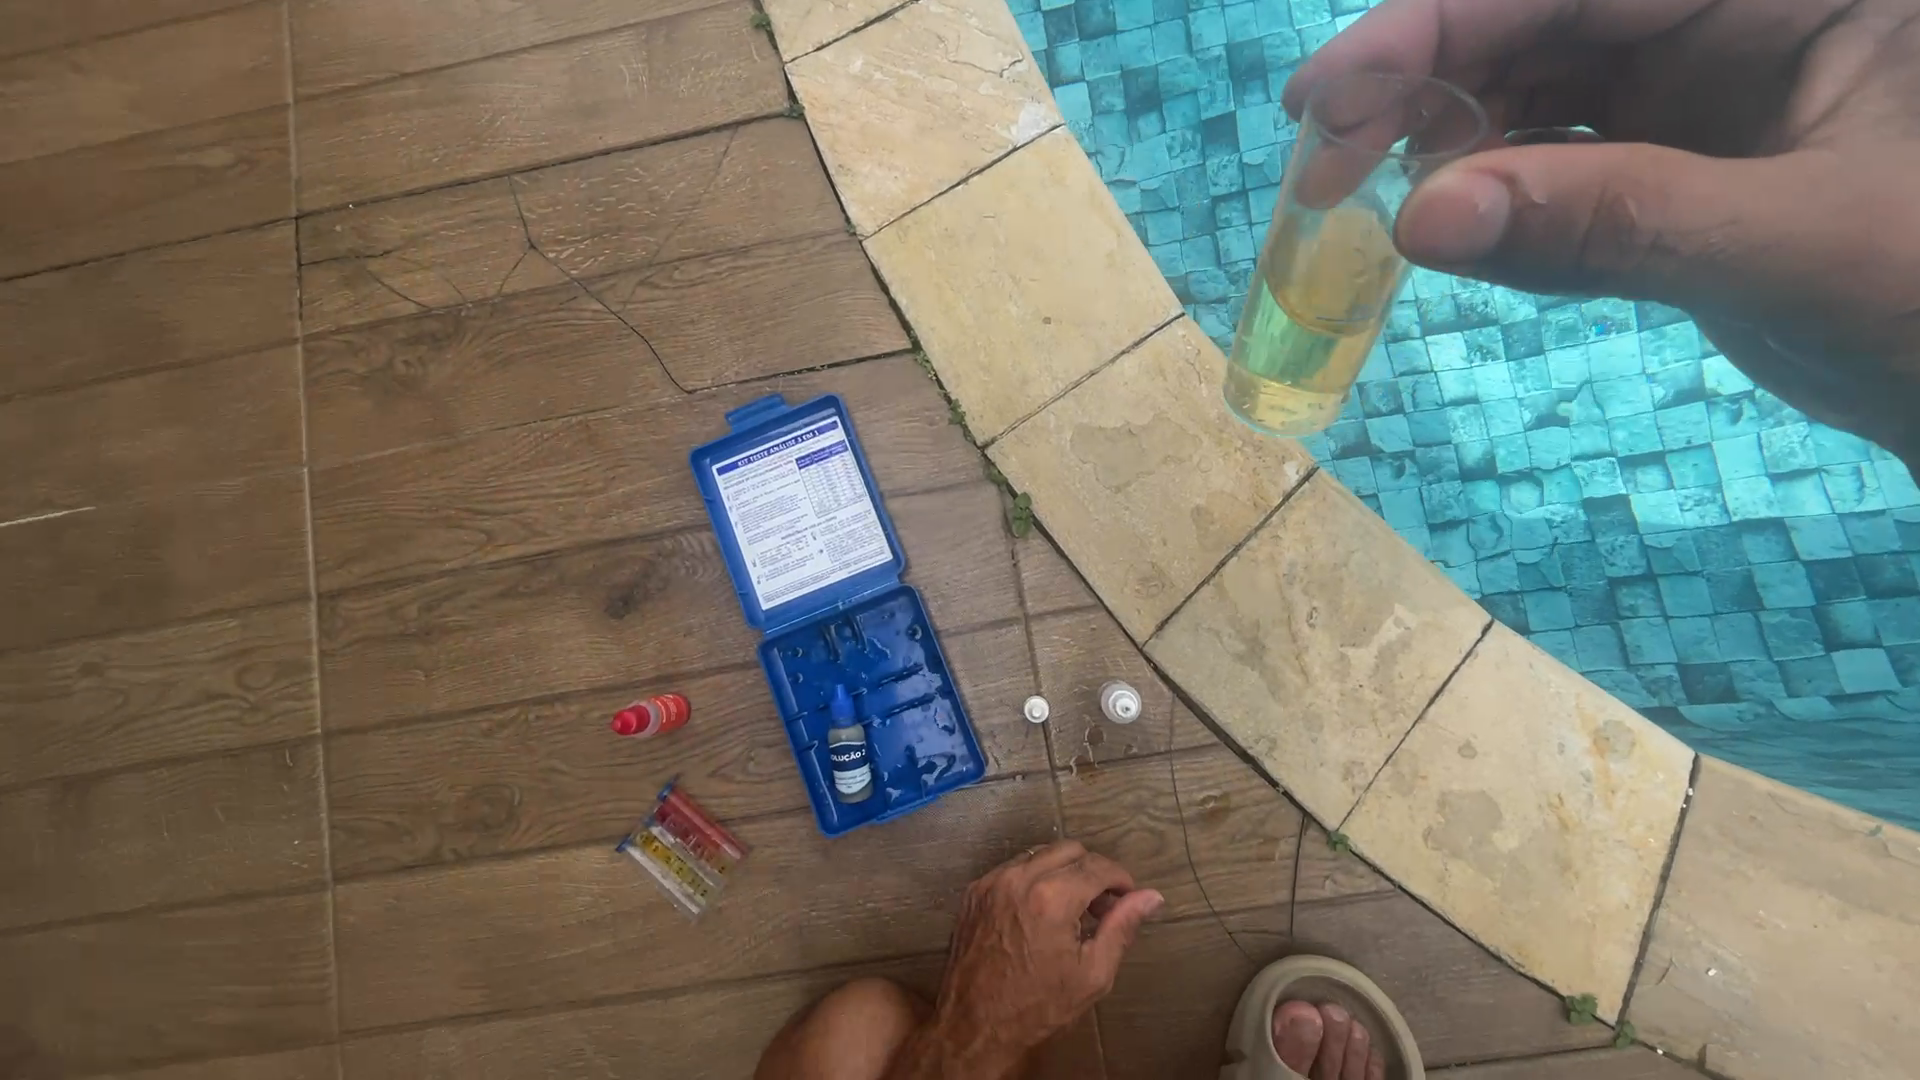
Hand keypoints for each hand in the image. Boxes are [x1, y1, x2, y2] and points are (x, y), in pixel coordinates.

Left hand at [887, 840, 1163, 1078]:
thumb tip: (1152, 896)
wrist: (974, 1024)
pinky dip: (1033, 878)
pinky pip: (1013, 867)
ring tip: (1072, 908)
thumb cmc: (1038, 1006)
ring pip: (1040, 853)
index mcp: (1052, 897)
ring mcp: (993, 879)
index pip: (1098, 866)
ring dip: (1062, 871)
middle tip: (1102, 904)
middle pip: (1070, 849)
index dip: (1120, 878)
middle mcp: (1020, 877)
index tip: (1128, 896)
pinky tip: (1039, 910)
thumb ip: (1122, 927)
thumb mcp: (1092, 974)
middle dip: (1092, 870)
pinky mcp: (975, 888)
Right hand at [1287, 0, 1919, 466]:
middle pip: (1539, 24)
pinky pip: (1556, 162)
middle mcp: (1748, 17)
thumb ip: (1609, 224)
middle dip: (1416, 89)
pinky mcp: (1680, 162)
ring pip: (1536, 92)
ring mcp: (1712, 91)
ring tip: (1360, 200)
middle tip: (1321, 173)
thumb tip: (1417, 220)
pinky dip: (1489, 196)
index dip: (1429, 26)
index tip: (1315, 101)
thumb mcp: (1799, 249)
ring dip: (1440, 143)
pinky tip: (1444, 226)